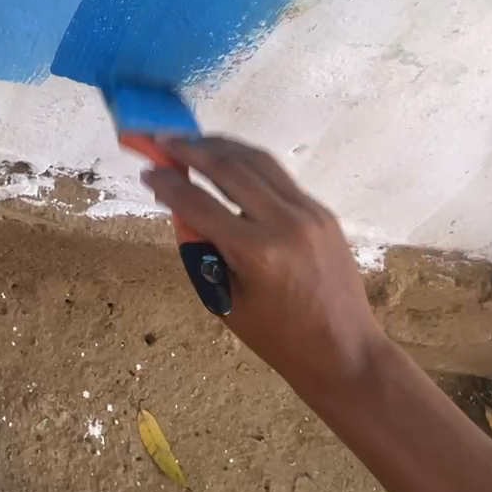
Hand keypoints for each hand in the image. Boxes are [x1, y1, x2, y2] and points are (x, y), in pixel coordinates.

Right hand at [142, 136, 387, 398]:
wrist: (345, 351)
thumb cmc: (276, 336)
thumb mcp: (221, 298)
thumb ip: (198, 247)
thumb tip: (178, 202)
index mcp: (255, 253)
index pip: (197, 203)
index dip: (167, 184)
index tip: (146, 171)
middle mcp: (284, 223)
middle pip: (227, 168)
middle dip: (189, 149)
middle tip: (161, 139)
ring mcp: (308, 212)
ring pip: (255, 160)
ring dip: (218, 145)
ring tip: (189, 140)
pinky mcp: (320, 210)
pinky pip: (275, 174)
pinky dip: (244, 160)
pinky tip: (224, 158)